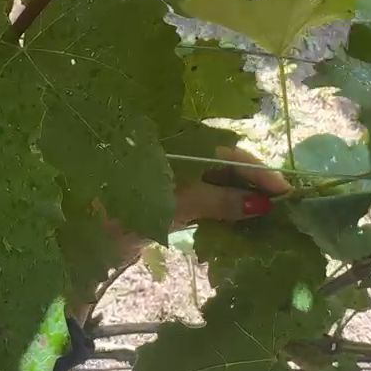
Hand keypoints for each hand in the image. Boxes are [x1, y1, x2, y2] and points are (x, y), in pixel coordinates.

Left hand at [103, 146, 288, 269]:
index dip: (260, 172)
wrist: (83, 230)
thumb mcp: (181, 203)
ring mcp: (170, 171)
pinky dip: (221, 206)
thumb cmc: (129, 205)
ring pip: (215, 180)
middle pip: (225, 164)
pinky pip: (201, 194)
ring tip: (268, 218)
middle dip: (254, 185)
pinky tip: (239, 223)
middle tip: (285, 209)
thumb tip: (261, 205)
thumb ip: (221, 200)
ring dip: (240, 197)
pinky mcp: (163, 192)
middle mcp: (178, 150)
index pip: (230, 153)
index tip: (287, 192)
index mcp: (181, 140)